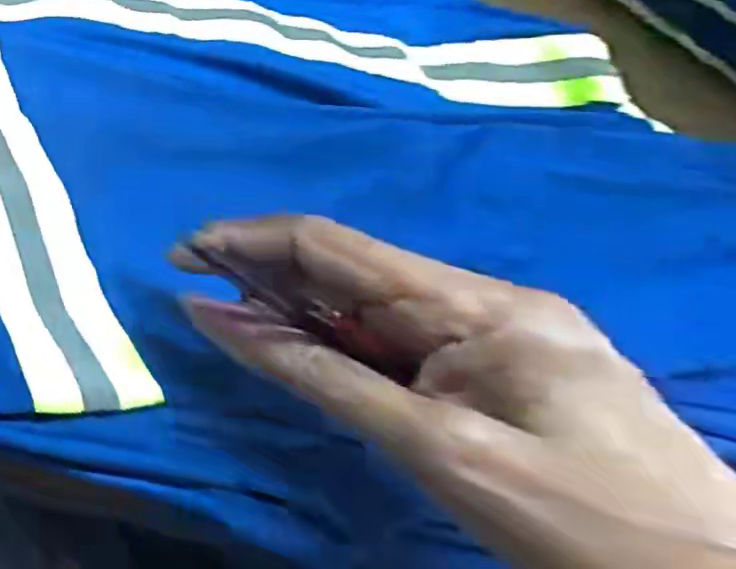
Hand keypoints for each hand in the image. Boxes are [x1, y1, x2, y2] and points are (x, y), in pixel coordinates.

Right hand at [174, 214, 735, 568]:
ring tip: (230, 321)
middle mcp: (480, 302)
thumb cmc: (590, 530)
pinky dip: (327, 340)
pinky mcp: (489, 367)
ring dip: (287, 308)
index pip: (329, 244)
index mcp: (478, 306)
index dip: (245, 239)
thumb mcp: (436, 449)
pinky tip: (292, 348)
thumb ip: (311, 373)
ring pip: (356, 301)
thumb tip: (205, 313)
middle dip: (259, 272)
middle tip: (194, 293)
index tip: (180, 257)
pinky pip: (384, 336)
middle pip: (340, 266)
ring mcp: (489, 334)